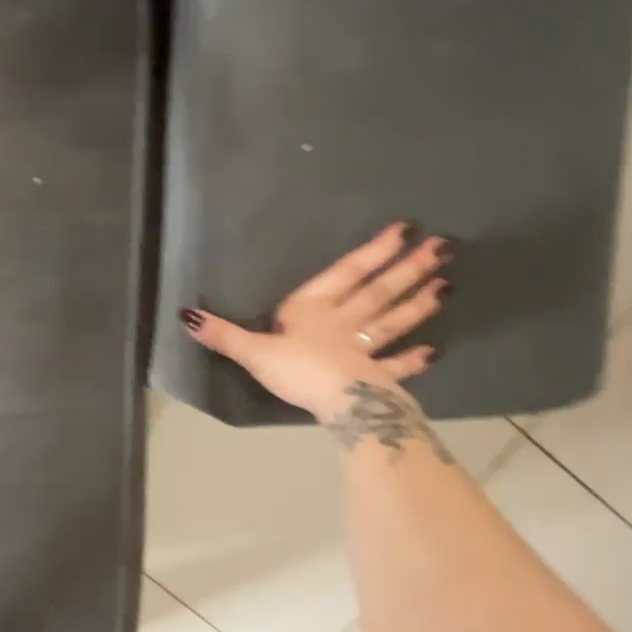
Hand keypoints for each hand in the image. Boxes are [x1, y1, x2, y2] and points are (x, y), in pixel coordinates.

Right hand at [180, 223, 452, 421]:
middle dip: (408, 269)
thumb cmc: (297, 369)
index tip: (405, 229)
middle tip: (444, 247)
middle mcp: (344, 322)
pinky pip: (396, 365)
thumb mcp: (252, 350)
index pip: (346, 273)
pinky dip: (414, 358)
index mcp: (313, 309)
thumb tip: (186, 315)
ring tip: (446, 284)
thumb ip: (223, 334)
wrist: (339, 402)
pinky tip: (433, 350)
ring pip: (394, 320)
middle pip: (379, 292)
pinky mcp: (377, 378)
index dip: (373, 251)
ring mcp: (365, 349)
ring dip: (419, 303)